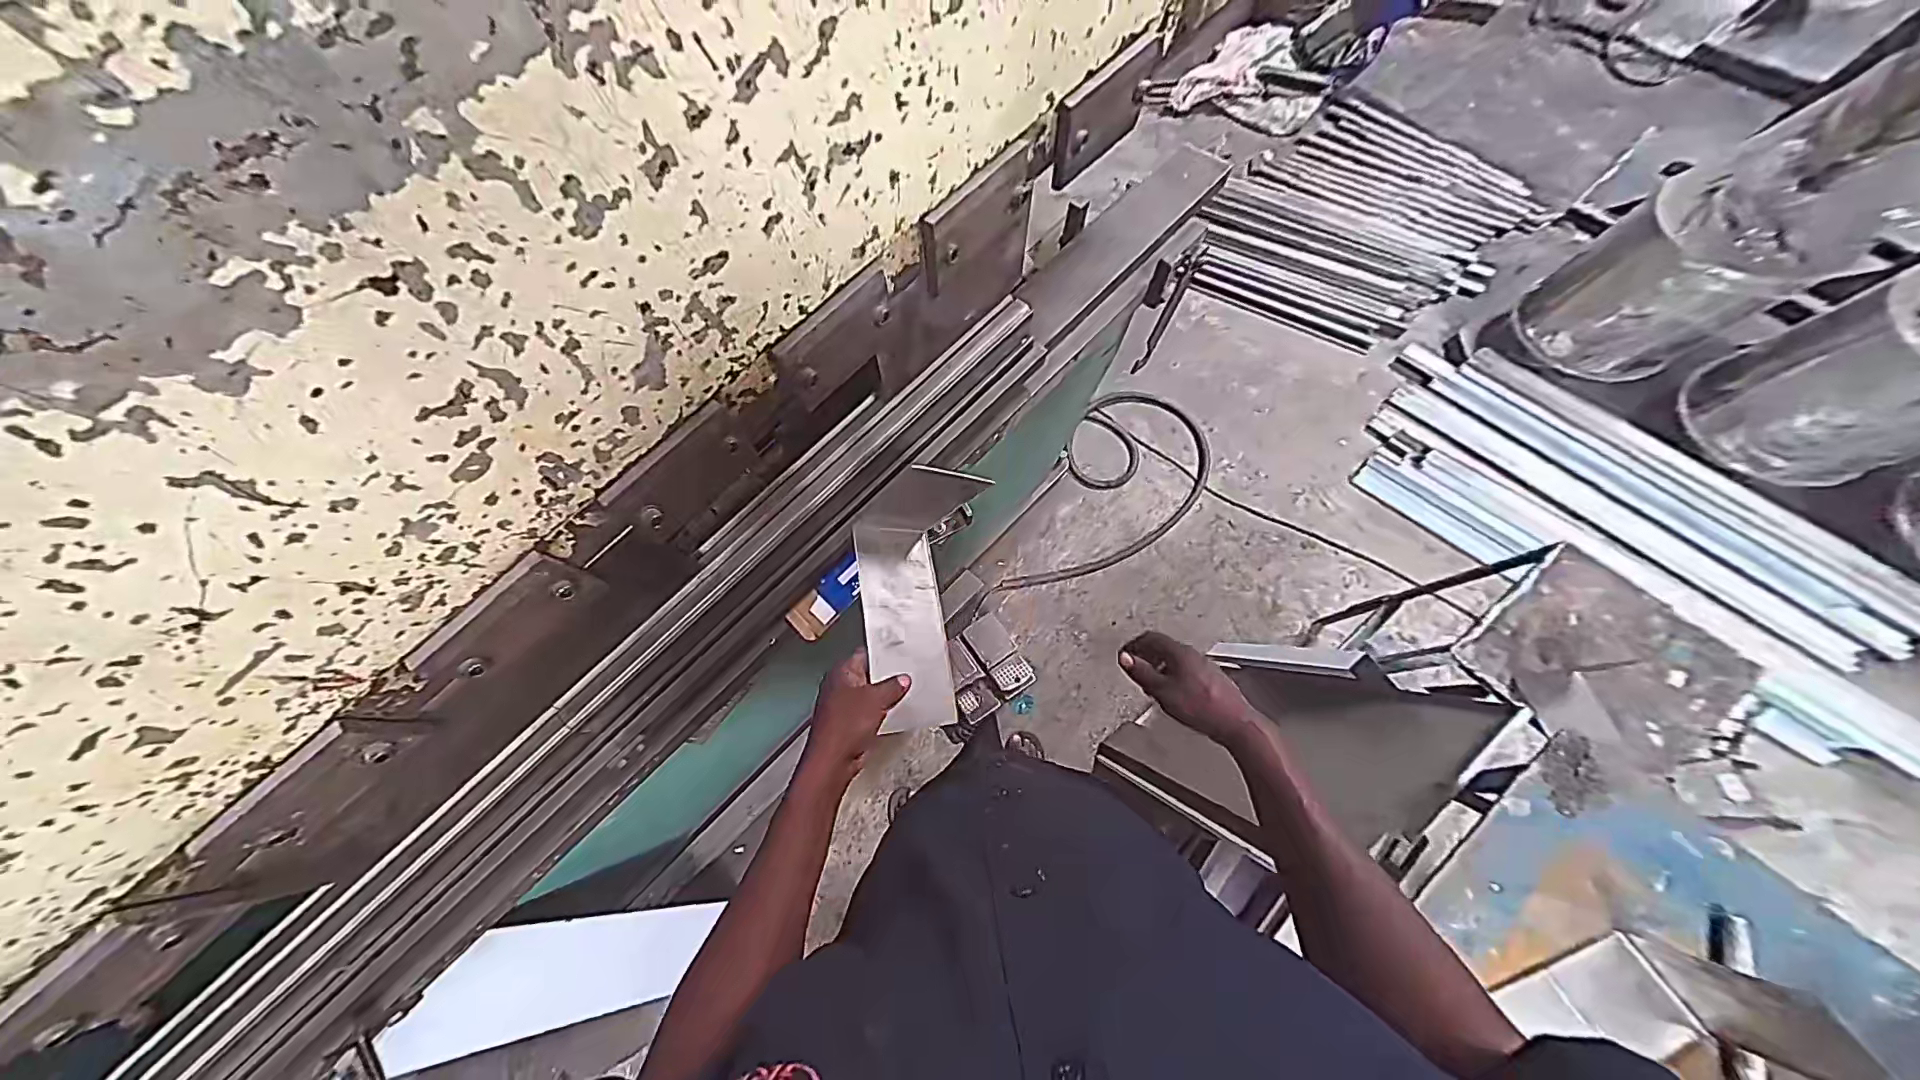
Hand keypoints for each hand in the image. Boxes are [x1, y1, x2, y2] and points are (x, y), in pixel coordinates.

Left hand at [799, 650, 909, 786]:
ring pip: (867, 694)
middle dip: (885, 677)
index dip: (883, 655)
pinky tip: (887, 715)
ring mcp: (842, 704)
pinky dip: (877, 713)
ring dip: (881, 697)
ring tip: (897, 697)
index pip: (865, 654)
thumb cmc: (842, 728)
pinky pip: (867, 711)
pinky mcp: (847, 722)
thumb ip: (893, 686)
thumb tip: (901, 681)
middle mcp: (838, 686)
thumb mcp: (877, 699)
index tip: (899, 657)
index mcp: (841, 672)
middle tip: (902, 678)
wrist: (833, 759)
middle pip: (867, 675)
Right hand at [1118, 631, 1260, 746]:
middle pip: (1164, 646)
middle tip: (1134, 665)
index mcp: (1180, 652)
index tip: (1125, 655)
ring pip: (1176, 658)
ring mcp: (1205, 666)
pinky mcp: (1212, 679)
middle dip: (1146, 654)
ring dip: (1159, 665)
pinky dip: (1174, 674)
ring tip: (1150, 681)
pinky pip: (1187, 669)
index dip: (1134, 645)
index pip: (1151, 637)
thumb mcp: (1162, 691)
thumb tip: (1125, 658)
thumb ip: (1142, 672)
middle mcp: (1194, 655)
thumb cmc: (1203, 708)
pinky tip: (1173, 691)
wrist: (1236, 723)